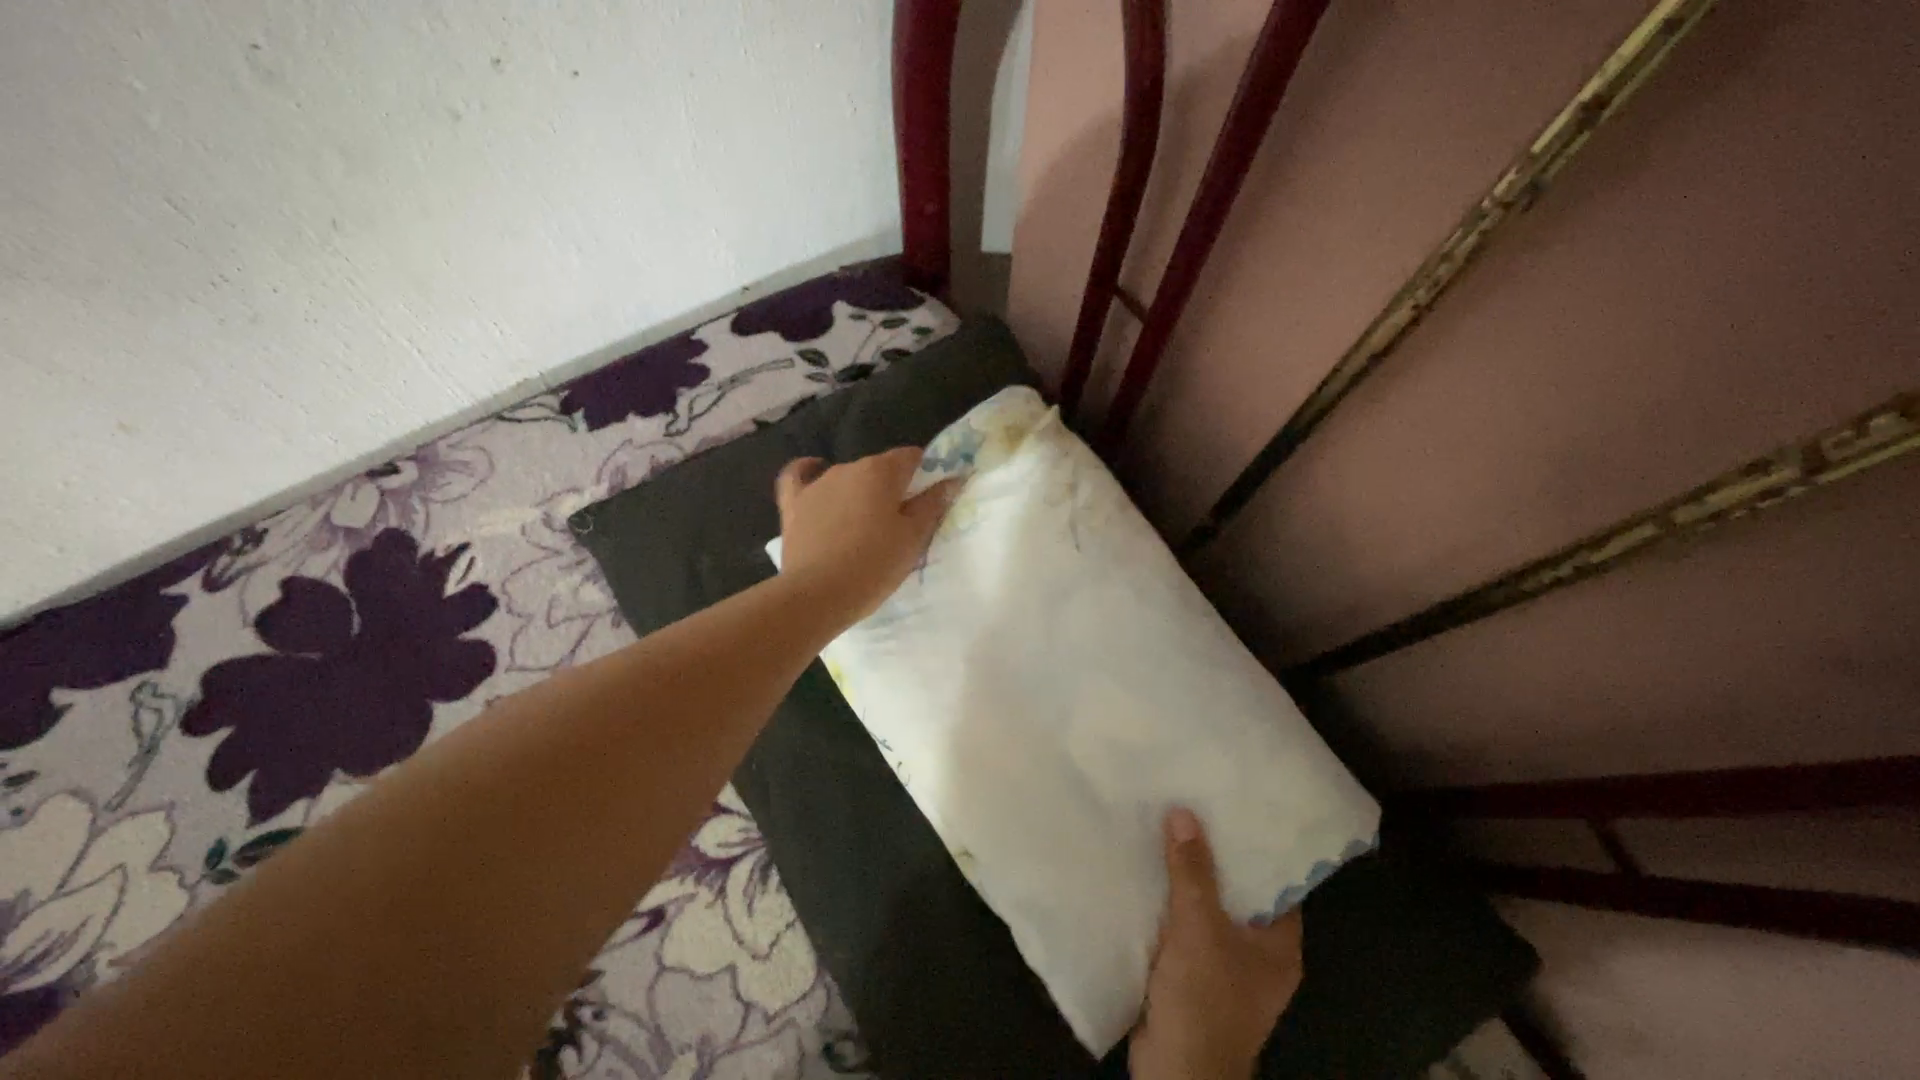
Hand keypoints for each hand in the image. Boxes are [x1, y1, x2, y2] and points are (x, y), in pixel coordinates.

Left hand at [774, 448, 958, 622]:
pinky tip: (814, 475)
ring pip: (846, 478)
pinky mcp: (793, 504)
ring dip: (859, 492)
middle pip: (879, 469)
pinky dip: (808, 473)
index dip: (925, 472)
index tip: (929, 498)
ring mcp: (816, 484)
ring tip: (864, 524)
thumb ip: (932, 504)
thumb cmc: (874, 566)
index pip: (911, 457)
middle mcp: (847, 468)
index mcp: (881, 472)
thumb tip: (951, 479)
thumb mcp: (913, 538)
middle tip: (900, 522)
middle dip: (891, 488)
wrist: (817, 596)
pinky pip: (799, 477)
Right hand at [1131, 808, 1304, 1079]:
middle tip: (1192, 811)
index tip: (1233, 809)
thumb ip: (1192, 871)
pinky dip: (1169, 910)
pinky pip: (1184, 934)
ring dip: (1186, 884)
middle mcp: (1259, 957)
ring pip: (1207, 914)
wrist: (1177, 1071)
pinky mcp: (1193, 980)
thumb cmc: (1204, 998)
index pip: (1277, 883)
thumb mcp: (1198, 927)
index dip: (1256, 847)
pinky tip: (1147, 879)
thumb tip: (1184, 813)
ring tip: (1165, 833)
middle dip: (1213, 860)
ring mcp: (1225, 970)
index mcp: (1280, 946)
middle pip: (1238, 896)